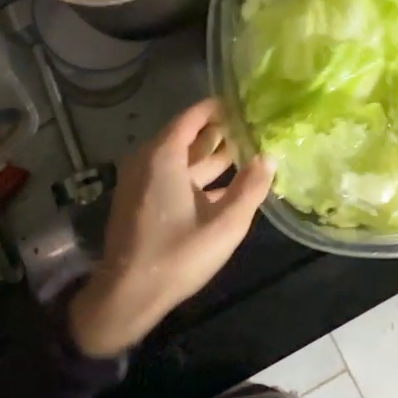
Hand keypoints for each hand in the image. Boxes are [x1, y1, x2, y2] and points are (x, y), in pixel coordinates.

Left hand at [68, 99, 275, 357]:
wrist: (129, 294)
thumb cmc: (178, 255)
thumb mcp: (225, 224)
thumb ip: (250, 188)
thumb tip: (269, 158)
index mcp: (163, 156)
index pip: (191, 118)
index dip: (217, 109)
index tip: (243, 104)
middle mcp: (148, 162)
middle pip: (186, 137)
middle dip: (217, 133)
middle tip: (251, 128)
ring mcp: (142, 184)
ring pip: (180, 161)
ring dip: (209, 157)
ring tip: (244, 153)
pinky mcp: (141, 204)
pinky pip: (171, 179)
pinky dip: (196, 178)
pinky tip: (224, 188)